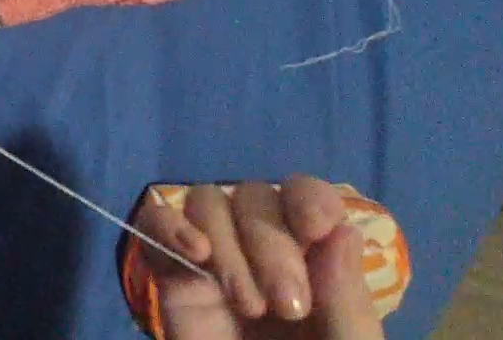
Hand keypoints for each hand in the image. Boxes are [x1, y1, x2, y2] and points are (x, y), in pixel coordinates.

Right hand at [134, 177, 384, 339]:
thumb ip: (347, 303)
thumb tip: (340, 227)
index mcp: (319, 271)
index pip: (306, 199)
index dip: (306, 197)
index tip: (314, 227)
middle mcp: (264, 254)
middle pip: (253, 197)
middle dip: (269, 241)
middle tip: (283, 305)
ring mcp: (212, 262)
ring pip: (207, 203)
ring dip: (229, 245)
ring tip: (244, 304)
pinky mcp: (170, 275)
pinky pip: (155, 222)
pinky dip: (169, 224)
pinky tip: (192, 254)